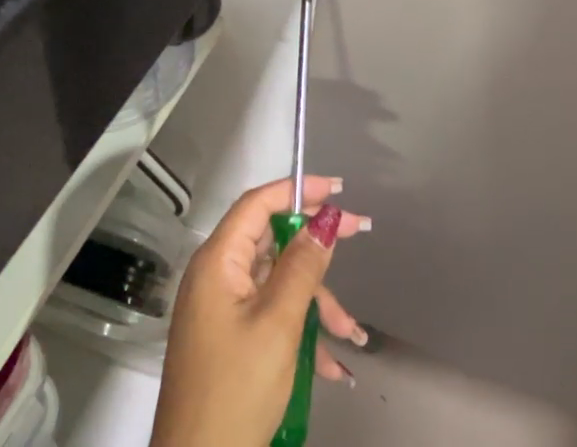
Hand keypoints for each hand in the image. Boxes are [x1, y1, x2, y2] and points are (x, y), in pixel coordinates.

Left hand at [150, 177, 370, 446]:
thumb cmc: (237, 386)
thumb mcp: (278, 323)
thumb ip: (303, 266)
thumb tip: (324, 217)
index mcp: (218, 261)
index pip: (257, 204)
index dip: (297, 190)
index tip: (337, 189)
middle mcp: (216, 276)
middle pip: (272, 242)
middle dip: (316, 252)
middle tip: (359, 235)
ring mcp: (222, 308)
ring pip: (278, 283)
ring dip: (316, 304)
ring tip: (349, 335)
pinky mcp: (230, 338)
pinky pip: (272, 316)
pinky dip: (302, 332)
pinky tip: (330, 365)